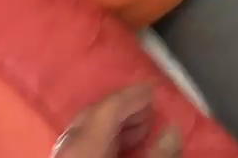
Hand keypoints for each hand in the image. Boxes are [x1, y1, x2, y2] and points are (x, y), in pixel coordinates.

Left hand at [53, 84, 181, 157]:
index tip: (156, 86)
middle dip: (125, 107)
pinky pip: (83, 140)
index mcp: (83, 139)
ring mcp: (62, 153)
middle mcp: (68, 141)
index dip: (135, 93)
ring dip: (116, 123)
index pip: (110, 105)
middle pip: (97, 113)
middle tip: (151, 108)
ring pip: (88, 127)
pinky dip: (104, 137)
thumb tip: (174, 128)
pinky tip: (120, 145)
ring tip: (141, 127)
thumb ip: (157, 153)